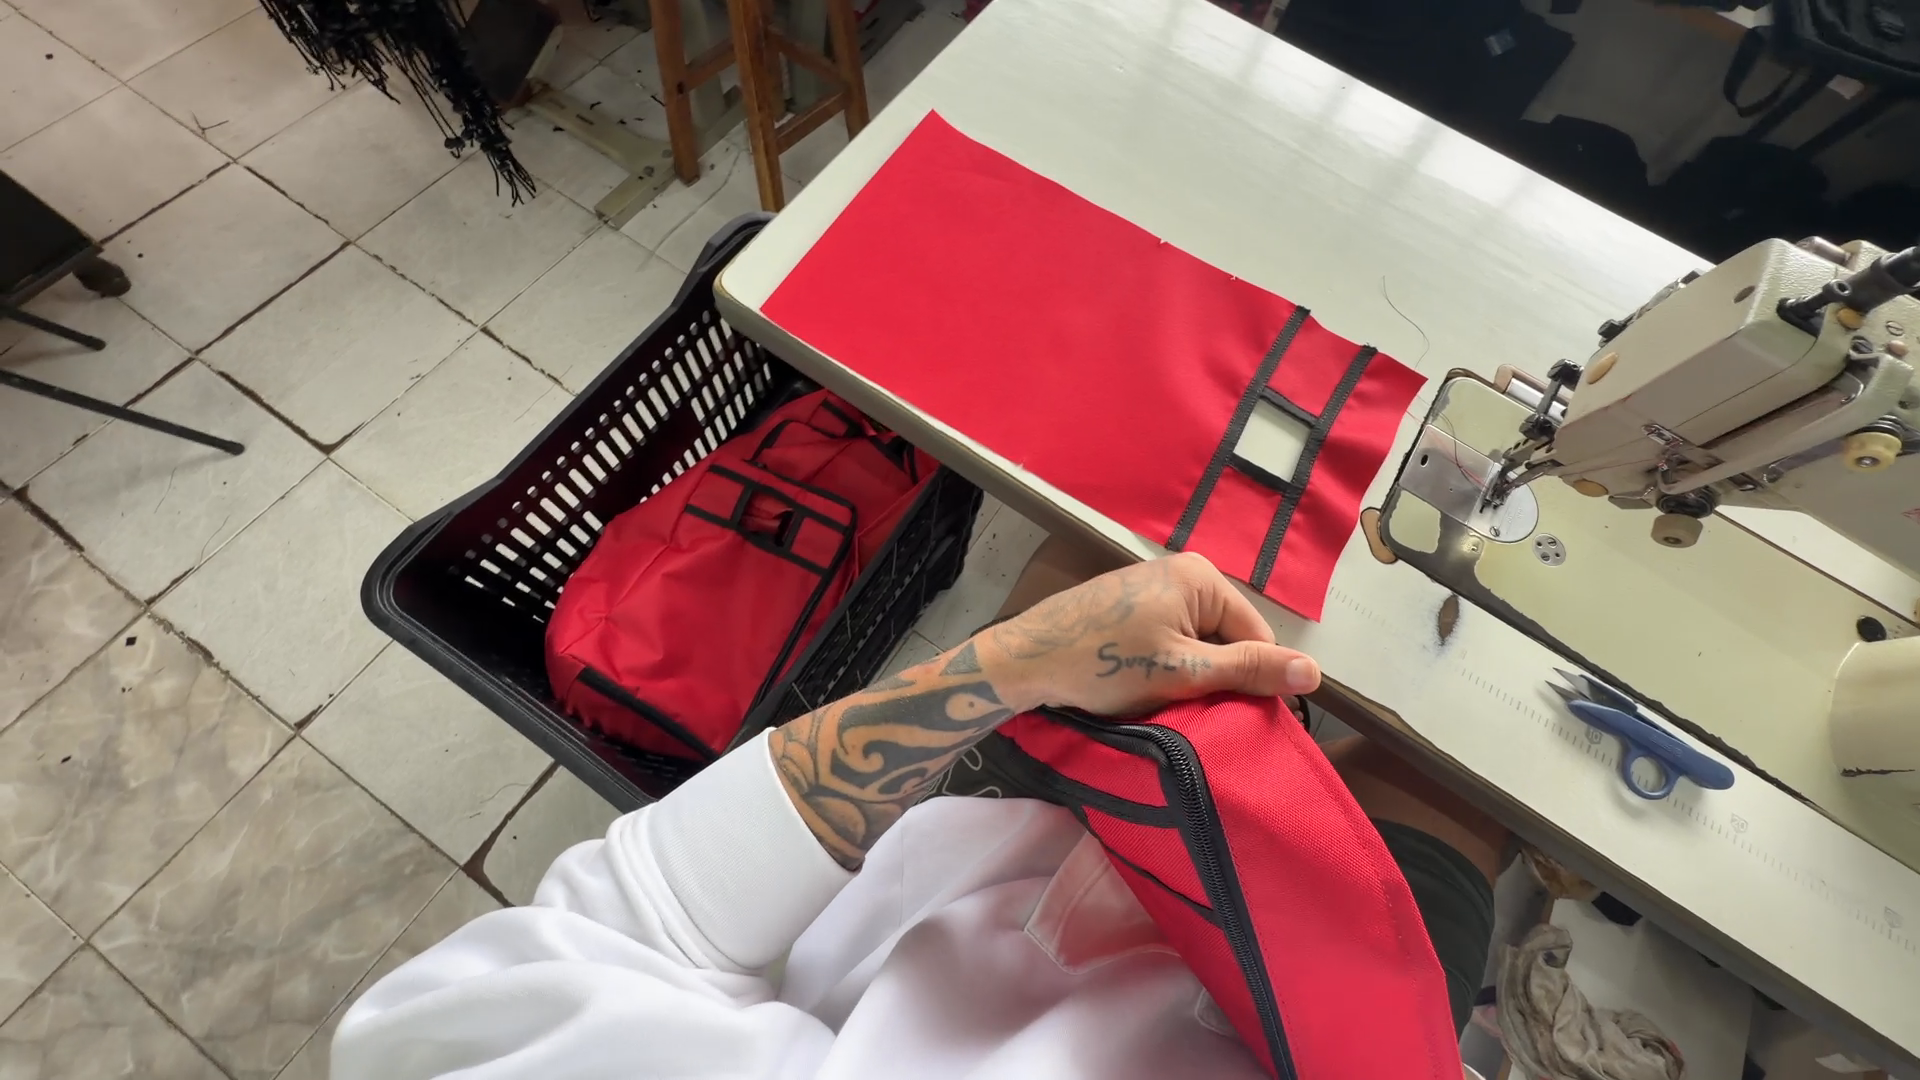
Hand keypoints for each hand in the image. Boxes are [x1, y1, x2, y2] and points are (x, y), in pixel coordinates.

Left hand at [975, 552, 1320, 716]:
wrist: (1027, 658)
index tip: (1227, 714)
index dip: (1249, 680)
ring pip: (1194, 641)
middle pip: (1225, 636)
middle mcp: (1179, 572)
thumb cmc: (1105, 664)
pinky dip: (1161, 663)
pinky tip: (1140, 684)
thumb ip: (1248, 670)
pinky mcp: (1126, 604)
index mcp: (1201, 577)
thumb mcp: (1183, 671)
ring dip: (1186, 673)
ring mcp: (1149, 587)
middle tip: (1188, 708)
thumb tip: (1314, 671)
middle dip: (1213, 675)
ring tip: (1161, 698)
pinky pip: (1165, 637)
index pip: (1257, 635)